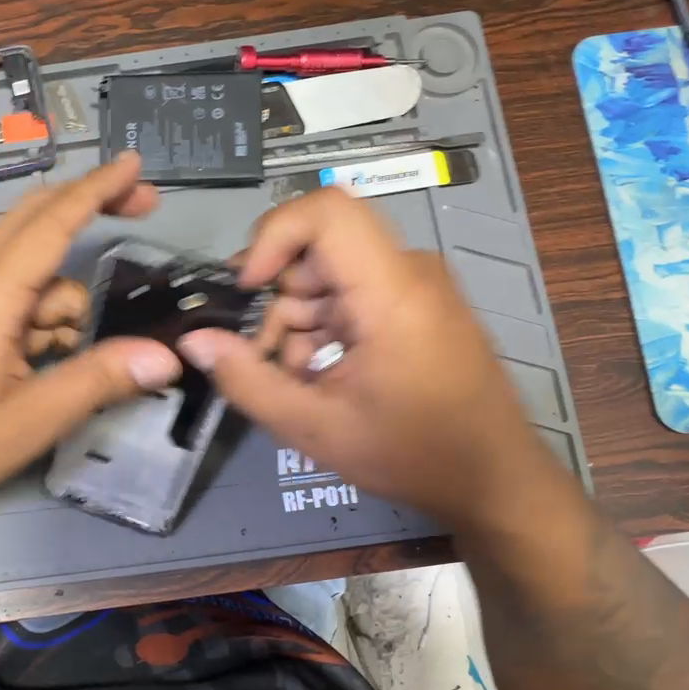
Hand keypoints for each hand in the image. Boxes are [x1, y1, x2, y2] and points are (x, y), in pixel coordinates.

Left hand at [0, 156, 183, 525]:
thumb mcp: (33, 420)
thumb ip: (99, 380)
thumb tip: (163, 357)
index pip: (53, 220)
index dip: (99, 188)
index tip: (137, 164)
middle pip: (37, 217)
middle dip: (89, 209)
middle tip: (143, 212)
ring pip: (28, 261)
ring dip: (61, 291)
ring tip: (60, 355)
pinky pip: (10, 287)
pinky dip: (38, 308)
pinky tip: (39, 357)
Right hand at [175, 189, 550, 528]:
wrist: (493, 478)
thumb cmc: (411, 453)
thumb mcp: (313, 428)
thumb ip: (247, 381)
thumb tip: (194, 341)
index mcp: (390, 292)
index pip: (325, 211)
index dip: (273, 236)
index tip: (248, 289)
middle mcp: (407, 274)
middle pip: (317, 249)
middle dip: (276, 298)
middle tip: (266, 358)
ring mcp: (415, 288)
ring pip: (328, 276)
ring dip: (296, 322)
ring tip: (298, 379)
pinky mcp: (416, 305)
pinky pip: (350, 295)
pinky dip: (322, 329)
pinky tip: (321, 376)